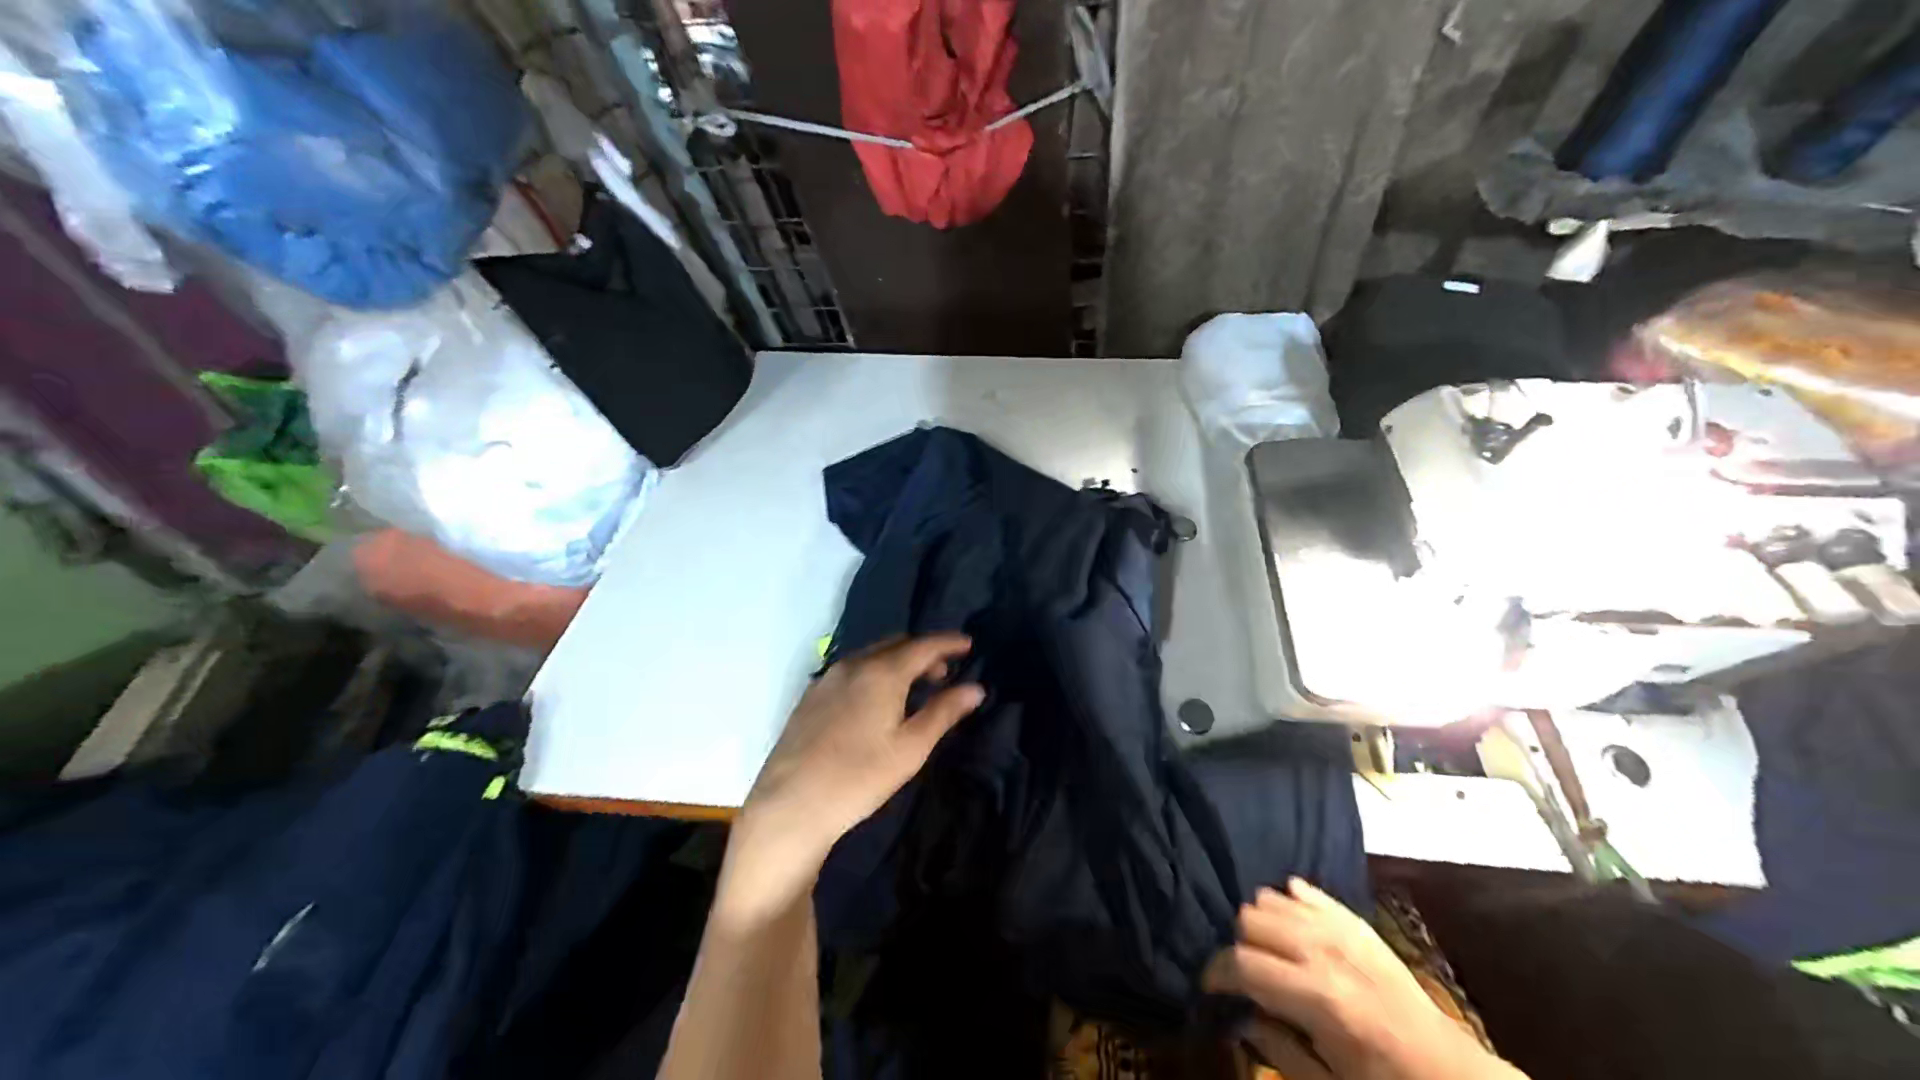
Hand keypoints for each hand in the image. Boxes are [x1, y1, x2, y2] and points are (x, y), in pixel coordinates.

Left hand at [723, 634, 983, 912]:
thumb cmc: (859, 777)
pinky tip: (878, 701)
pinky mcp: (811, 696)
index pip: (923, 645)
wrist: (791, 803)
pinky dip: (875, 673)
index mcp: (881, 672)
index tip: (968, 643)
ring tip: (916, 687)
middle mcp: (853, 665)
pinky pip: (852, 671)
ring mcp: (827, 679)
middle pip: (896, 644)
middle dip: (923, 652)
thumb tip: (975, 688)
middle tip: (946, 671)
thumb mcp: (911, 748)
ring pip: (871, 656)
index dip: (949, 642)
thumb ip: (943, 712)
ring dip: (898, 662)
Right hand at [1204, 879, 1522, 1079]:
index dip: (1216, 972)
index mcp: (1319, 997)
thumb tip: (1241, 1014)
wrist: (1454, 1077)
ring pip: (1272, 897)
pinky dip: (1288, 899)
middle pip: (1251, 919)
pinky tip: (1286, 920)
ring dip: (1259, 921)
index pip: (1243, 963)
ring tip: (1264, 950)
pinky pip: (1307, 891)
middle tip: (1243, 974)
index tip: (1210, 986)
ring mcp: (1343, 931)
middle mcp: (1326, 951)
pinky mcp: (1357, 924)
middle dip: (1237, 944)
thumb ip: (1277, 1048)